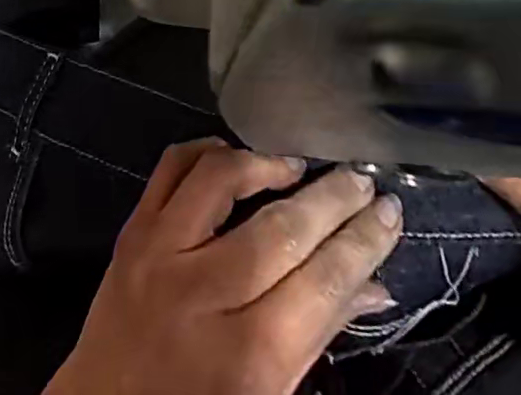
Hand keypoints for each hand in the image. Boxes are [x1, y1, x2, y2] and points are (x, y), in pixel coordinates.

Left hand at [47, 139, 403, 394]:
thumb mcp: (270, 393)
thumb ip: (321, 333)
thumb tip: (376, 284)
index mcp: (248, 358)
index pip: (323, 282)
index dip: (364, 242)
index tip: (390, 212)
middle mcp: (202, 296)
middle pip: (282, 230)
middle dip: (334, 199)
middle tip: (363, 180)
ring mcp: (159, 256)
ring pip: (223, 181)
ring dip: (270, 164)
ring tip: (301, 166)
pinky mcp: (130, 233)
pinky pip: (171, 168)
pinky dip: (207, 149)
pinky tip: (236, 155)